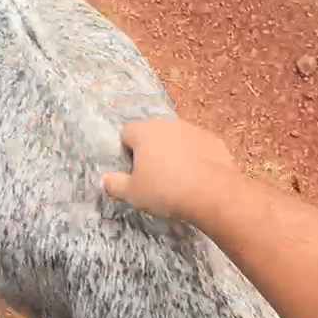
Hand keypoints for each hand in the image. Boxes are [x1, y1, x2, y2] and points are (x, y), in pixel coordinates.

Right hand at [101, 117, 238, 221]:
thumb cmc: (165, 190)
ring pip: (176, 138)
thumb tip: (104, 180)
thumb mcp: (132, 193)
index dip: (127, 151)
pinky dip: (194, 157)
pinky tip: (197, 177)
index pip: (126, 133)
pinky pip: (197, 146)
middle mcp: (167, 124)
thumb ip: (115, 184)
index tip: (134, 171)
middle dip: (151, 150)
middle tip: (154, 176)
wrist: (212, 192)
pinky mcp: (213, 140)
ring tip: (178, 178)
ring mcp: (193, 129)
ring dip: (173, 152)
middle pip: (152, 133)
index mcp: (144, 132)